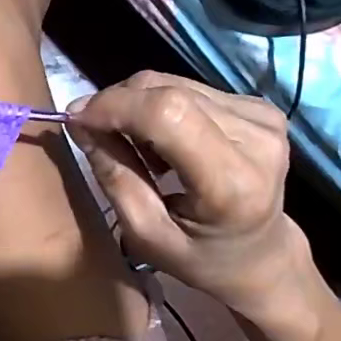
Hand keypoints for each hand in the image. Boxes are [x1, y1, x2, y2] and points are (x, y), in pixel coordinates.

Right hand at [68, 72, 313, 325]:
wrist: (261, 255)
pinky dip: (160, 106)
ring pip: (174, 84)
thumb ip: (113, 175)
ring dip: (138, 106)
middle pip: (168, 92)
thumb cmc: (199, 257)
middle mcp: (257, 139)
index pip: (168, 115)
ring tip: (134, 144)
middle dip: (118, 104)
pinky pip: (190, 88)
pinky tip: (162, 140)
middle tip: (94, 131)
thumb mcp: (144, 233)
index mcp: (231, 182)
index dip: (115, 106)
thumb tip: (79, 121)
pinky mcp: (261, 107)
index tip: (77, 118)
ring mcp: (264, 118)